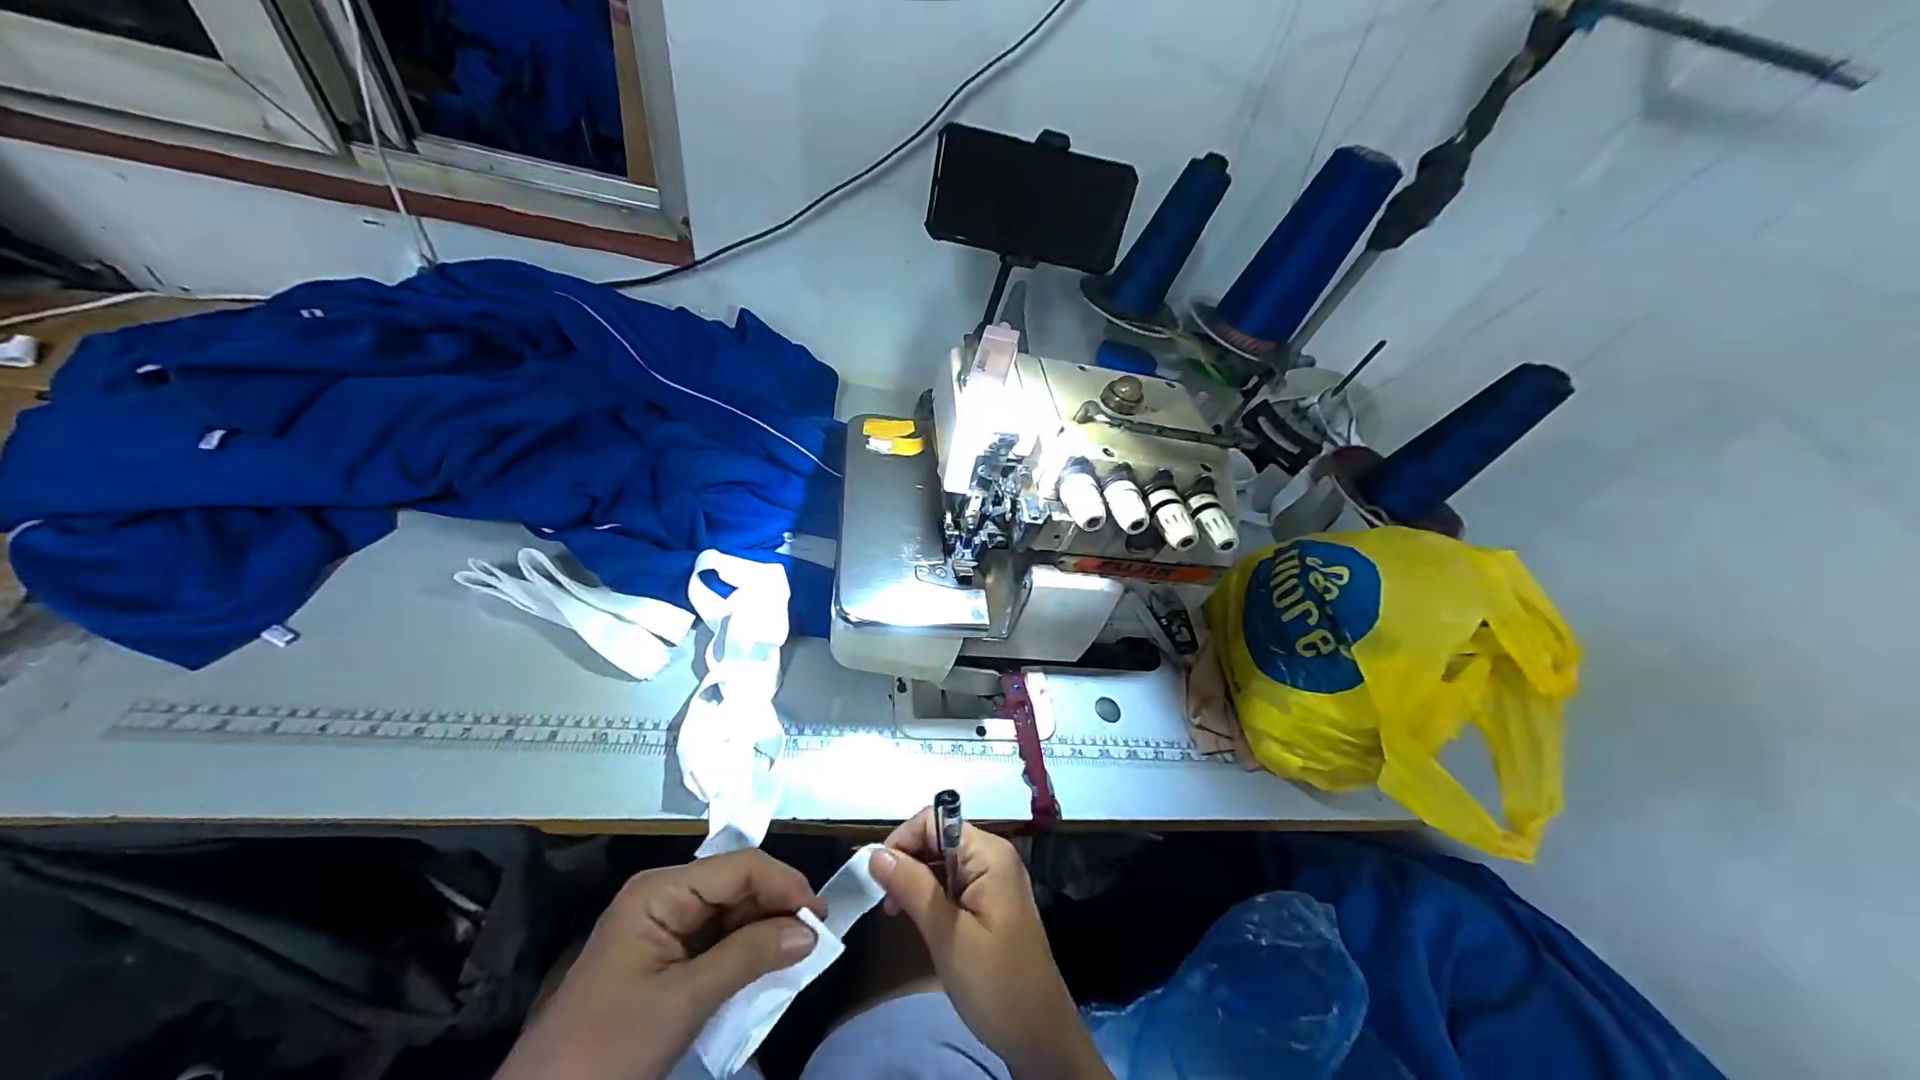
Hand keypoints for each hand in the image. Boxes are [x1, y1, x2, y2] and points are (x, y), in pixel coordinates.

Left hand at [494, 850, 821, 1079]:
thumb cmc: (608, 1046)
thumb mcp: (683, 1001)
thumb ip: (748, 956)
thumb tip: (809, 930)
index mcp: (660, 890)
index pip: (739, 867)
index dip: (784, 884)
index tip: (821, 918)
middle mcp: (664, 895)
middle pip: (737, 883)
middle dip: (777, 905)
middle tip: (816, 938)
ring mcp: (663, 924)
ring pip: (731, 910)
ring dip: (766, 928)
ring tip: (801, 951)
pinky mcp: (664, 955)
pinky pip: (717, 938)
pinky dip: (747, 949)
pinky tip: (770, 964)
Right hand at [869, 809, 1111, 1079]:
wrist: (1039, 1034)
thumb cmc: (995, 983)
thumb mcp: (947, 934)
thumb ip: (913, 887)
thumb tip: (876, 854)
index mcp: (989, 854)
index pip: (935, 820)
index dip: (903, 840)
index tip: (878, 875)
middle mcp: (992, 856)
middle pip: (937, 837)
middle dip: (907, 861)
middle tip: (886, 901)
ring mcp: (993, 879)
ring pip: (941, 860)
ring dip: (915, 879)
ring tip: (897, 912)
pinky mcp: (990, 901)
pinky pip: (952, 882)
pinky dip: (929, 894)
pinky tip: (917, 917)